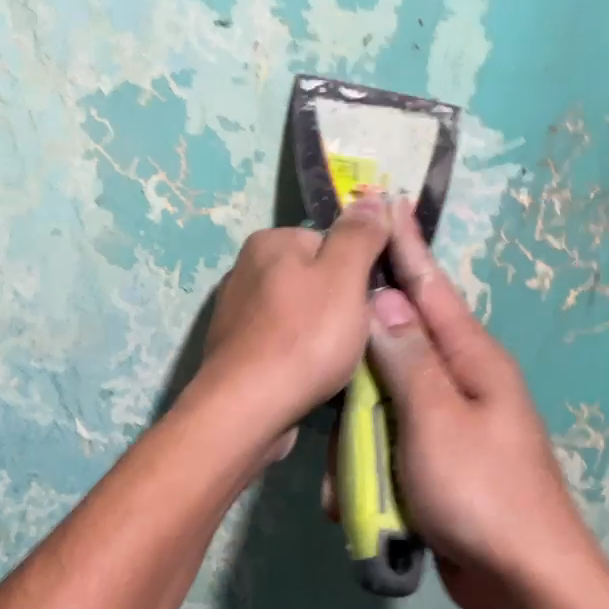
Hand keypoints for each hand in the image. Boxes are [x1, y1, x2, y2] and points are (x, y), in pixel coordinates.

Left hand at [194, 194, 392, 445]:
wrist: (247, 408)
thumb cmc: (303, 337)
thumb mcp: (344, 276)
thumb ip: (360, 235)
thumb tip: (372, 199)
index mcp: (267, 243)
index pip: (329, 241)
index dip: (358, 270)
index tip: (372, 299)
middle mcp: (243, 272)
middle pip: (315, 280)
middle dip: (340, 305)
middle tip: (357, 334)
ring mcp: (236, 315)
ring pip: (300, 317)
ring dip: (322, 337)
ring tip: (335, 362)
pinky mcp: (235, 354)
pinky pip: (282, 347)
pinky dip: (300, 360)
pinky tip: (310, 379)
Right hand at [363, 201, 603, 608]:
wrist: (522, 581)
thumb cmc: (481, 491)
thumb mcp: (435, 417)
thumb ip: (405, 355)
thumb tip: (380, 295)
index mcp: (471, 359)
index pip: (429, 287)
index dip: (404, 245)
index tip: (381, 201)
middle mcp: (460, 382)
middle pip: (394, 347)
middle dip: (355, 363)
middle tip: (320, 362)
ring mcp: (447, 423)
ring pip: (381, 403)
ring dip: (356, 439)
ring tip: (347, 482)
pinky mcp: (434, 460)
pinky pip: (386, 444)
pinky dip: (367, 468)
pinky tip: (354, 500)